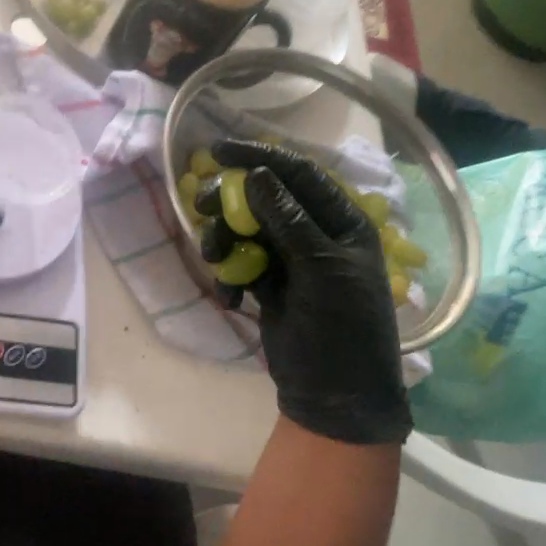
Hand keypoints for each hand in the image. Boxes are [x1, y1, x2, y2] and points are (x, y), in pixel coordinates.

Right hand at [212, 140, 409, 444]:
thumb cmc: (342, 328)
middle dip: (232, 202)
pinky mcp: (270, 285)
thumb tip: (258, 174)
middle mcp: (315, 234)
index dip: (259, 157)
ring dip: (224, 240)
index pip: (298, 174)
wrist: (334, 394)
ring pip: (246, 231)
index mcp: (341, 222)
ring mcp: (291, 260)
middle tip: (202, 206)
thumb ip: (288, 221)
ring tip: (214, 259)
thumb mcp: (321, 270)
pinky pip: (240, 263)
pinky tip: (229, 296)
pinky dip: (229, 274)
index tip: (217, 151)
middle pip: (264, 199)